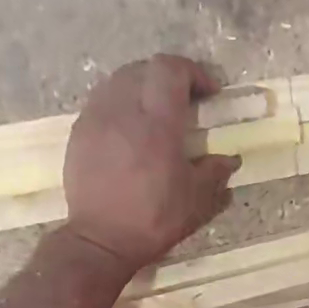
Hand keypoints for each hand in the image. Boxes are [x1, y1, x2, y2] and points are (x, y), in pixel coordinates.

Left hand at [62, 55, 240, 268]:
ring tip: (157, 112)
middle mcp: (123, 110)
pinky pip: (103, 100)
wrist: (101, 239)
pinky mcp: (79, 132)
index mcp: (157, 124)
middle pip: (144, 68)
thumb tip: (229, 159)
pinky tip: (133, 130)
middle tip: (186, 100)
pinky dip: (123, 103)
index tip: (209, 93)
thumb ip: (215, 172)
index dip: (193, 72)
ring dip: (144, 86)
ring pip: (119, 80)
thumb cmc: (155, 218)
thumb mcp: (197, 200)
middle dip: (169, 76)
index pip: (170, 69)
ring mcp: (96, 118)